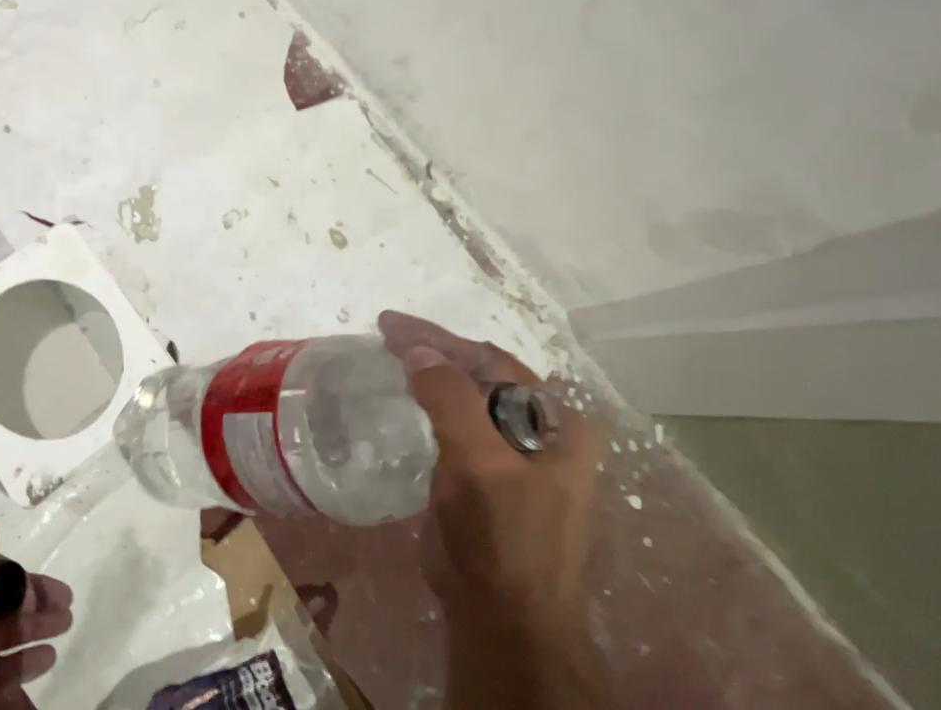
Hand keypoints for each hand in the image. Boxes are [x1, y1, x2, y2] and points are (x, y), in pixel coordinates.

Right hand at [379, 312, 615, 709]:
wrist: (504, 615)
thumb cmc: (504, 537)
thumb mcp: (481, 463)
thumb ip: (451, 401)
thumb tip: (418, 351)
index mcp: (557, 422)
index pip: (492, 361)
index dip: (440, 339)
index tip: (389, 325)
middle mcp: (542, 431)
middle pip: (481, 373)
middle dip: (434, 350)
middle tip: (384, 334)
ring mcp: (514, 455)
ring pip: (467, 397)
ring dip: (431, 373)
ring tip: (390, 358)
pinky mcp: (486, 478)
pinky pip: (455, 426)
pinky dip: (428, 404)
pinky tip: (406, 399)